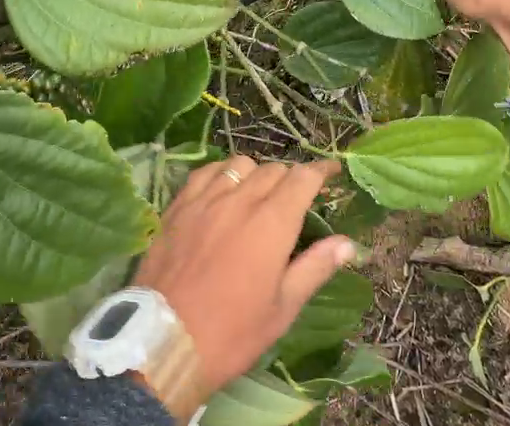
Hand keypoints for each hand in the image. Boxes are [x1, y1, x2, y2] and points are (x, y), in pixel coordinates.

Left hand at [134, 157, 355, 414]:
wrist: (162, 344)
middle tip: (294, 200)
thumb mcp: (282, 309)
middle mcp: (240, 200)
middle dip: (290, 179)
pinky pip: (205, 173)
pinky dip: (221, 173)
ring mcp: (205, 200)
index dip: (321, 171)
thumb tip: (347, 243)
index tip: (331, 172)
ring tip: (257, 195)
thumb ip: (315, 268)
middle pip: (274, 169)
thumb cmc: (231, 333)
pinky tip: (222, 190)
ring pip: (240, 165)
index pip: (303, 178)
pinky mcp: (178, 207)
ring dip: (256, 174)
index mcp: (272, 223)